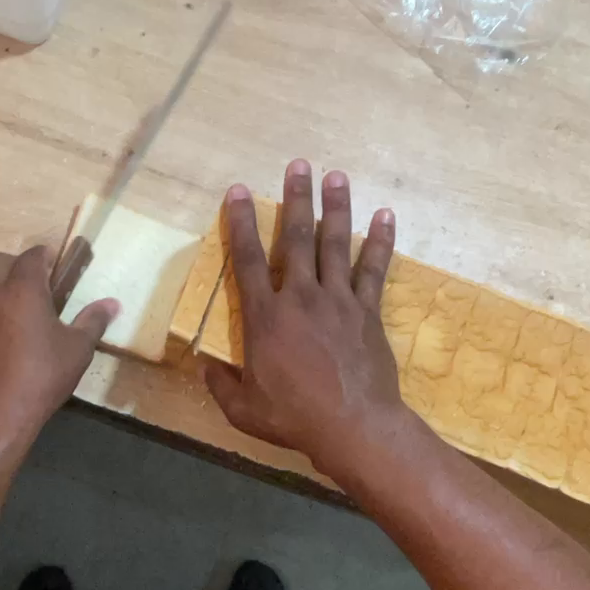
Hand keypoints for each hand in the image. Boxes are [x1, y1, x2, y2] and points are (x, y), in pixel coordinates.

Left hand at [0, 245, 116, 439]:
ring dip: (5, 290)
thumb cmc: (44, 375)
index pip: (32, 256)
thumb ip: (93, 321)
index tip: (59, 265)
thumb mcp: (78, 349)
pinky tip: (11, 339)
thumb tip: (112, 304)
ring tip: (27, 314)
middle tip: (41, 285)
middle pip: (0, 262)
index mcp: (24, 290)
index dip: (46, 256)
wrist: (0, 412)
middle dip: (19, 265)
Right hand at [204, 160, 411, 478]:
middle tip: (298, 164)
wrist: (352, 425)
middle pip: (298, 238)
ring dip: (336, 207)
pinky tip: (385, 216)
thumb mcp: (242, 409)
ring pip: (336, 244)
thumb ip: (220, 384)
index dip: (240, 224)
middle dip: (296, 199)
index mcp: (265, 318)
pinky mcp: (367, 312)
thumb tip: (204, 365)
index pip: (247, 261)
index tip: (238, 192)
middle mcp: (300, 298)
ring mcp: (338, 301)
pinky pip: (374, 270)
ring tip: (336, 176)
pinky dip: (380, 242)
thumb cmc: (292, 418)